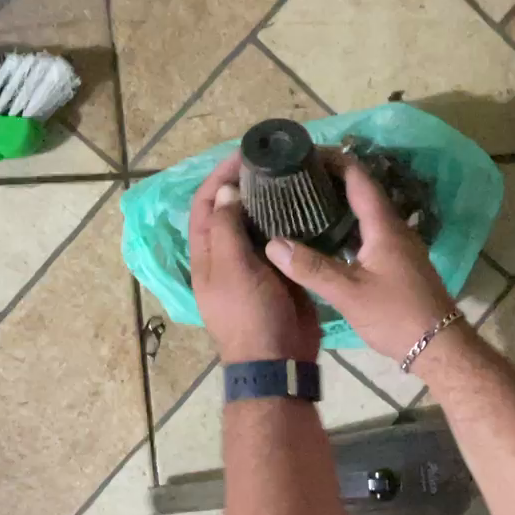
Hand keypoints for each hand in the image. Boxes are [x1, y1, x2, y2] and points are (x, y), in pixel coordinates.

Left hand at [190, 154, 320, 363]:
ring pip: (261, 226)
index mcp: (208, 254)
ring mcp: (257, 266)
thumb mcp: (232, 269)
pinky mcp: (283, 274)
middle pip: (233, 211)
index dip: (219, 178)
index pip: (205, 204)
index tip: (244, 155)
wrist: (279, 359)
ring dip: (273, 203)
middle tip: (275, 162)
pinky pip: (284, 243)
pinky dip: (293, 224)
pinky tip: (309, 207)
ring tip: (294, 177)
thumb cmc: (249, 314)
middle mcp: (229, 256)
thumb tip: (225, 190)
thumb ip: (226, 228)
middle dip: (248, 185)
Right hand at [264, 152, 455, 362]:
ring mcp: (399, 248)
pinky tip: (326, 240)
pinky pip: (368, 236)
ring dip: (338, 207)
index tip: (303, 153)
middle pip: (361, 193)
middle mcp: (394, 230)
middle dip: (330, 181)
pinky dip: (347, 231)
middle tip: (294, 179)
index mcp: (384, 227)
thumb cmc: (396, 316)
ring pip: (365, 217)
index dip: (333, 160)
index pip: (358, 178)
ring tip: (303, 205)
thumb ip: (311, 267)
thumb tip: (273, 243)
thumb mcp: (349, 293)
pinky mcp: (398, 266)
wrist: (438, 346)